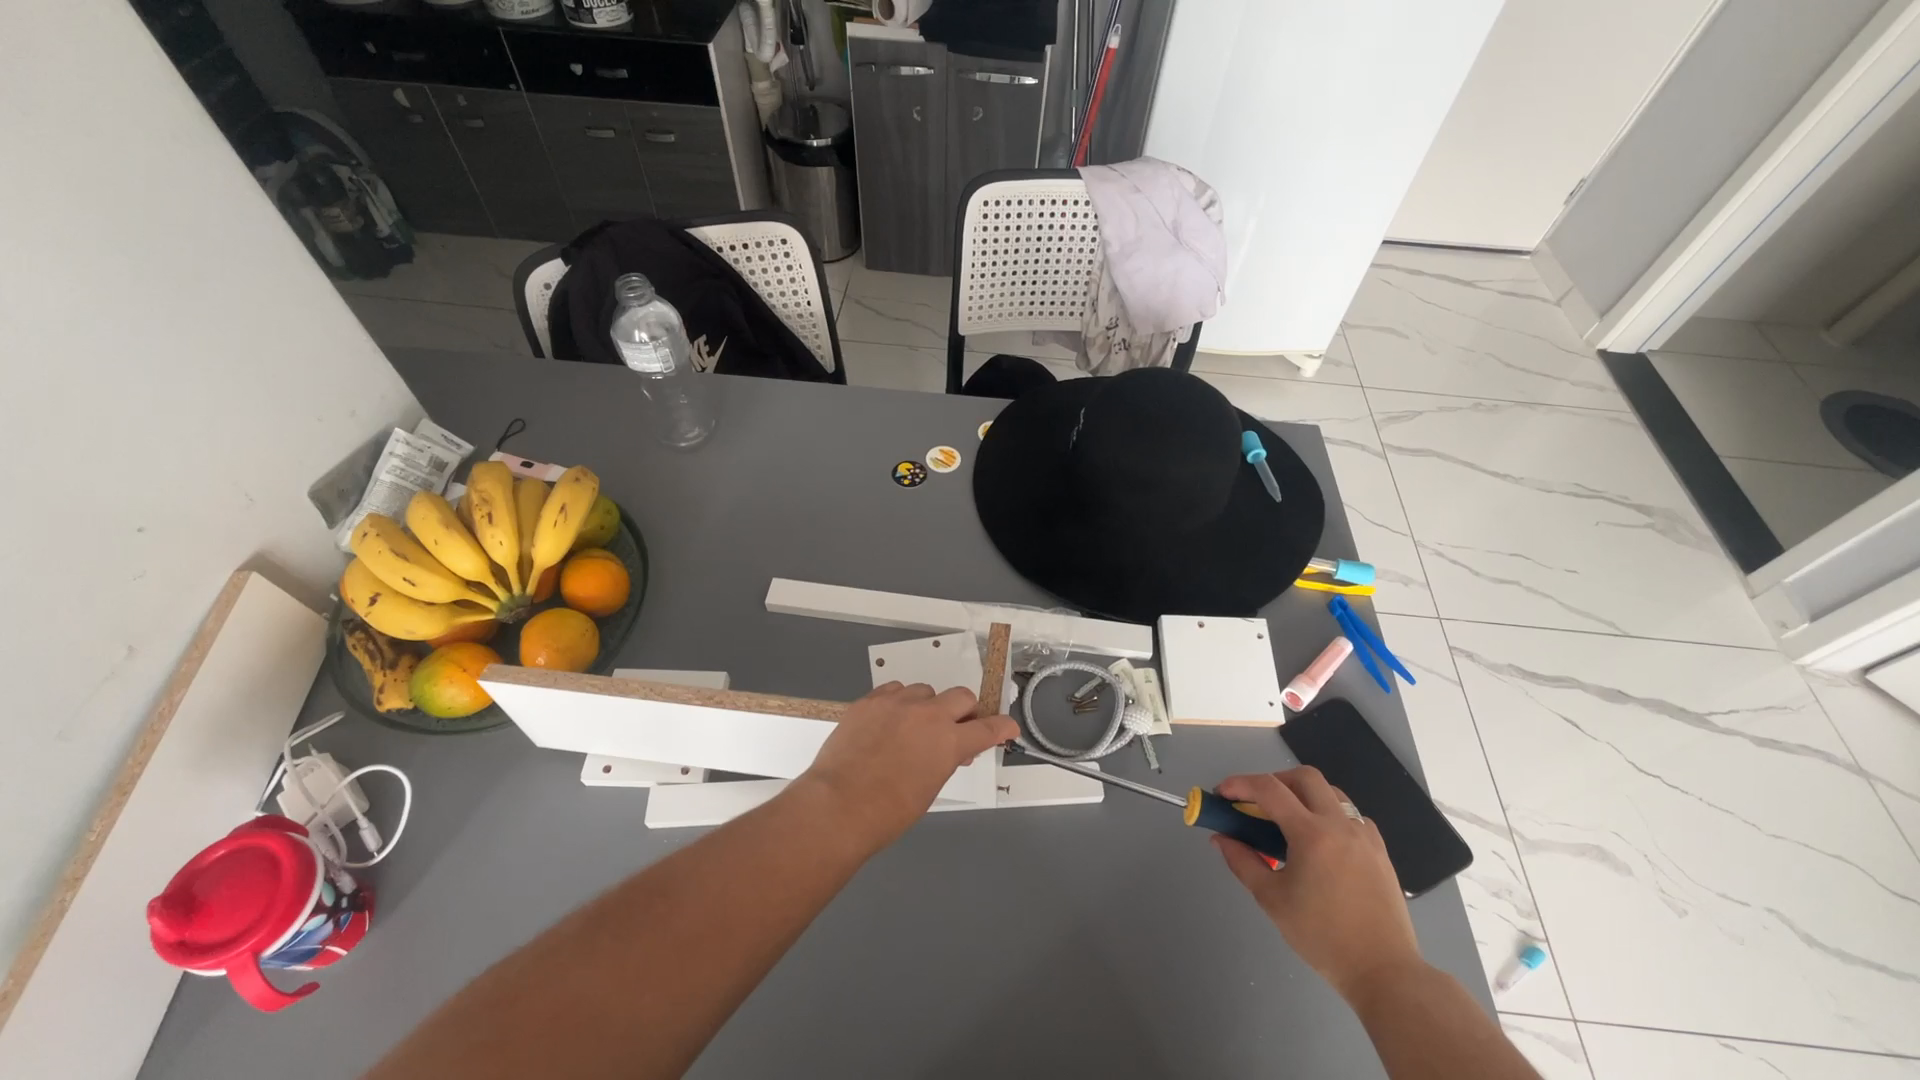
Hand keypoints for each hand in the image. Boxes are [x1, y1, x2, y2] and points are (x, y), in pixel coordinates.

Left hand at [797, 682, 1018, 852]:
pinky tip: (889, 722)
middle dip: (965, 712)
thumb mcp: (929, 789)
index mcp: (949, 742)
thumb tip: (947, 752)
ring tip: (913, 729)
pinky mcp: (870, 701)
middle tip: (955, 729)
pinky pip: (894, 691)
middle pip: (961, 697)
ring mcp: (897, 703)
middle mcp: (928, 715)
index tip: (1007, 727)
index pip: (988, 728)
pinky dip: (898, 703)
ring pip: (925, 692)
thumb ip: (943, 762)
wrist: (838, 805)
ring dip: (927, 707)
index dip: (1001, 727)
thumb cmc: (888, 812)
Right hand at [1212, 767, 1424, 1001]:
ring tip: (1286, 823)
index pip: (1269, 789)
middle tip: (1256, 803)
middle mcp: (1341, 824)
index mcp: (1312, 834)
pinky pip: (1351, 816)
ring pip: (1331, 793)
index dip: (1240, 784)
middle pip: (1305, 777)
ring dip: (1303, 795)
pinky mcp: (1380, 850)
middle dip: (1274, 780)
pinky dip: (1328, 815)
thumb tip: (1222, 838)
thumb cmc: (1320, 936)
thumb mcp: (1271, 899)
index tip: (1222, 794)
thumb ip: (1243, 861)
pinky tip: (1320, 843)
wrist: (1382, 970)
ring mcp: (1365, 835)